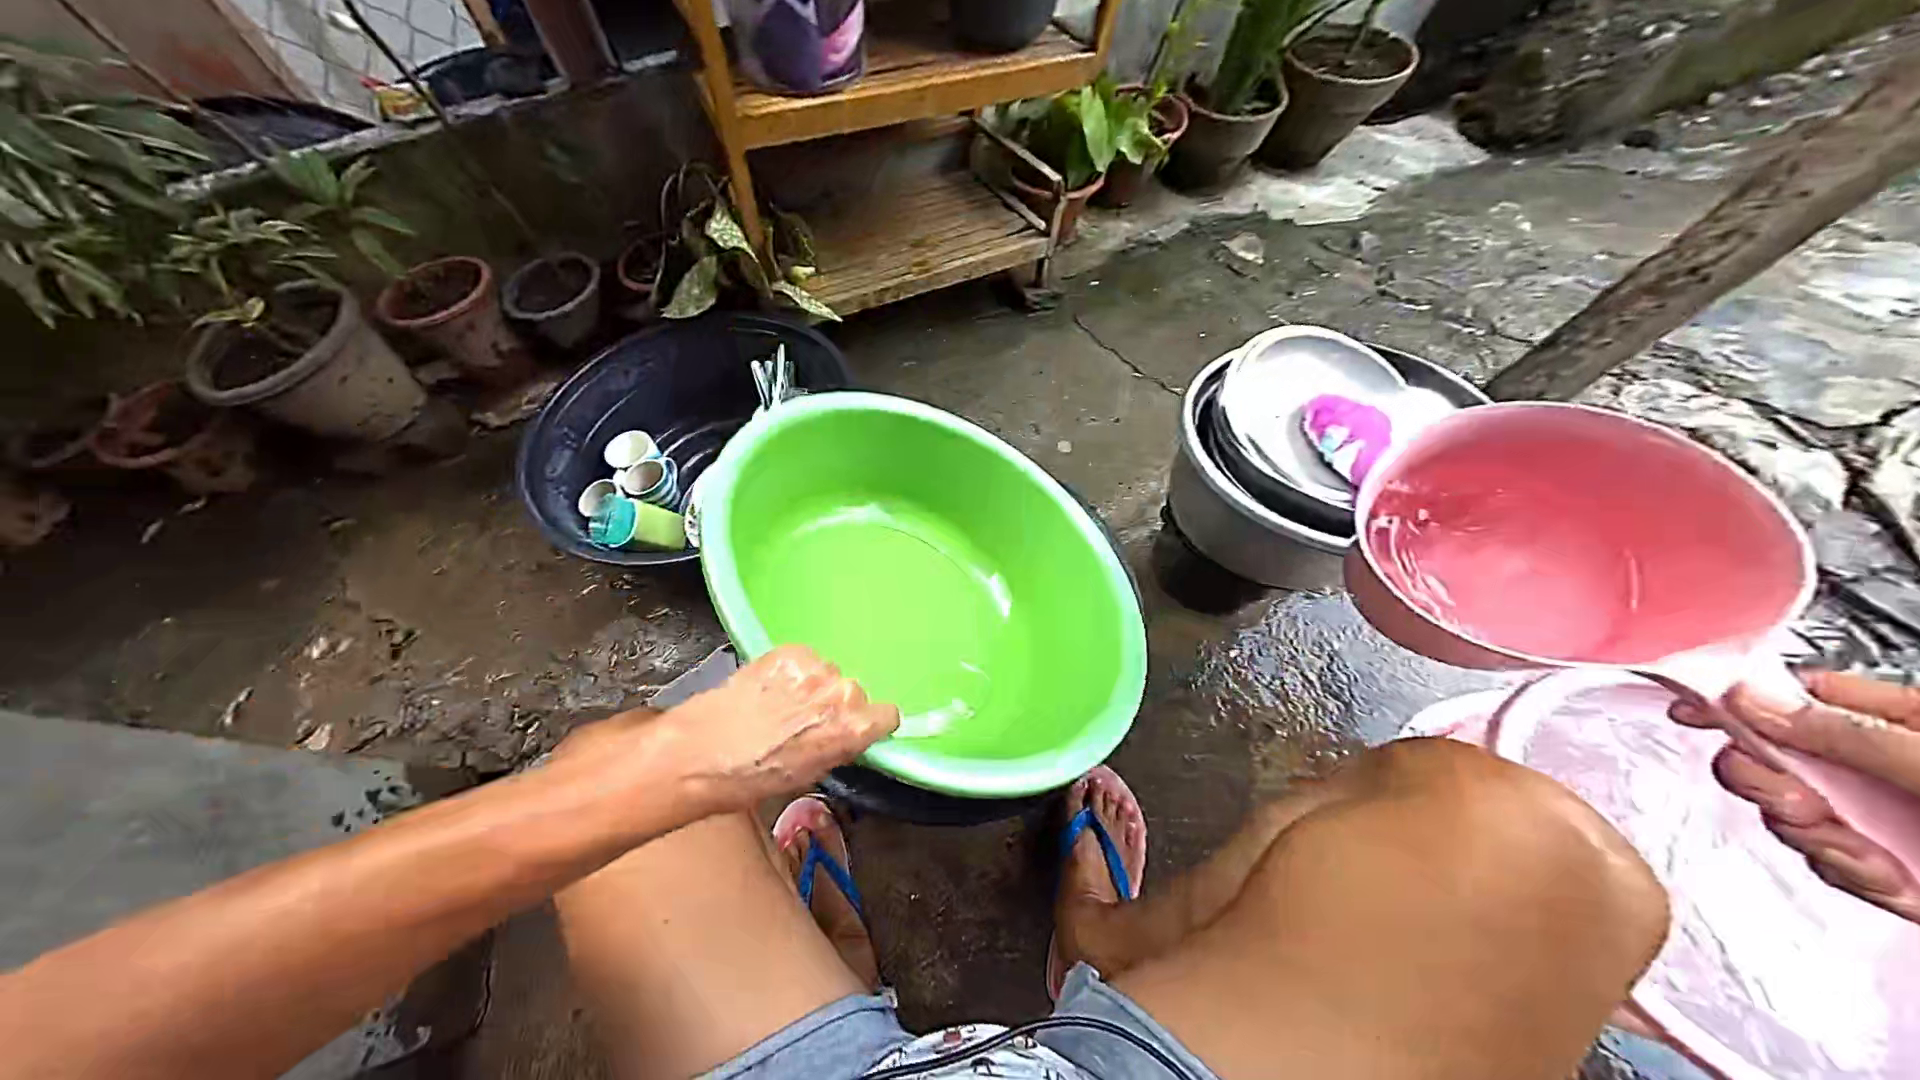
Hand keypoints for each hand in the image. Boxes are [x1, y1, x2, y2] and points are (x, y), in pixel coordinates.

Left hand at [643, 645, 897, 811]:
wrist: (699, 752)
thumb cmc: (749, 776)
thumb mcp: (808, 774)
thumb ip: (839, 748)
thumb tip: (846, 735)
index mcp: (853, 729)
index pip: (887, 714)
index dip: (869, 722)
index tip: (854, 726)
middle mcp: (840, 694)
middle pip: (854, 692)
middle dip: (834, 704)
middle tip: (804, 722)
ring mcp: (814, 669)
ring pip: (827, 674)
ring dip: (810, 686)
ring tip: (778, 706)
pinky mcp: (789, 653)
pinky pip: (804, 660)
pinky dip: (791, 672)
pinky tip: (768, 690)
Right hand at [1672, 670, 1919, 922]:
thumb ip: (1852, 732)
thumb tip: (1751, 697)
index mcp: (1908, 726)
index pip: (1795, 697)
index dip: (1734, 700)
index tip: (1690, 709)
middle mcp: (1891, 768)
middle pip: (1779, 755)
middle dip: (1771, 779)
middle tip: (1792, 798)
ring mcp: (1896, 819)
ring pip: (1798, 812)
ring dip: (1813, 833)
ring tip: (1856, 851)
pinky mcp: (1903, 869)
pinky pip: (1837, 862)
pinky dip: (1850, 872)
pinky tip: (1885, 878)